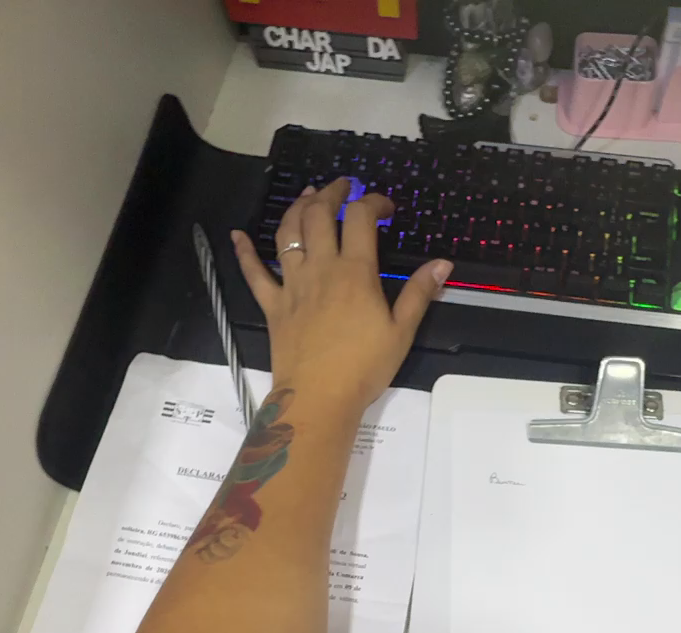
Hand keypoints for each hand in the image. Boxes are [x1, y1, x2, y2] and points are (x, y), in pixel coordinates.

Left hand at [231, 178, 451, 415]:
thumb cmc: (364, 368)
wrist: (319, 398)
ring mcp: (293, 285)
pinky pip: (254, 273)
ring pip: (288, 233)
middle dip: (332, 193)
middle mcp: (321, 269)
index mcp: (355, 273)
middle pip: (320, 215)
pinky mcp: (273, 305)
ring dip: (297, 208)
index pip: (361, 219)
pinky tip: (238, 235)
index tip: (385, 207)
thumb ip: (418, 294)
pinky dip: (245, 252)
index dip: (373, 202)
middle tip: (342, 187)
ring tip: (307, 197)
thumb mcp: (401, 332)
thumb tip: (442, 264)